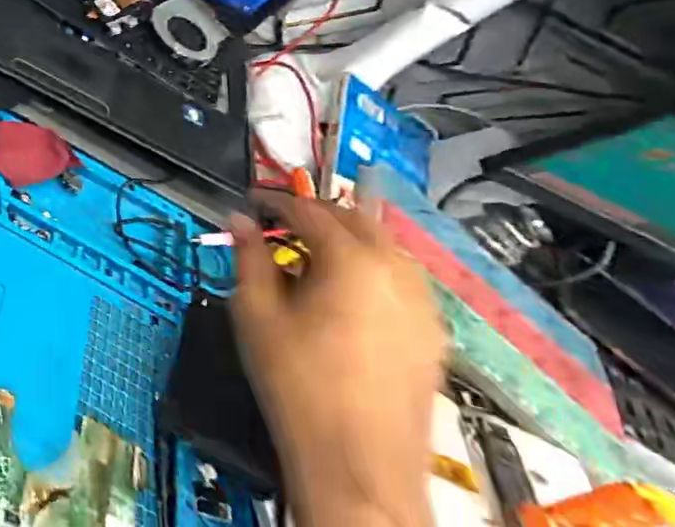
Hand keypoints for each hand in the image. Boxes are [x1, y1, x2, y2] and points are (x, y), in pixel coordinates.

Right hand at [230, 192, 443, 526]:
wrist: (358, 472)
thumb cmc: (297, 386)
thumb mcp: (256, 314)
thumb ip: (249, 258)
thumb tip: (241, 222)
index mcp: (353, 262)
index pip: (310, 212)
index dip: (276, 203)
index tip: (253, 204)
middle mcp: (397, 273)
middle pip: (355, 220)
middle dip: (315, 215)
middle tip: (280, 225)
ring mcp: (423, 306)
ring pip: (384, 248)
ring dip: (348, 239)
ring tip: (313, 257)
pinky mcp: (433, 337)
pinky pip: (402, 281)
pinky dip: (373, 270)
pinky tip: (348, 294)